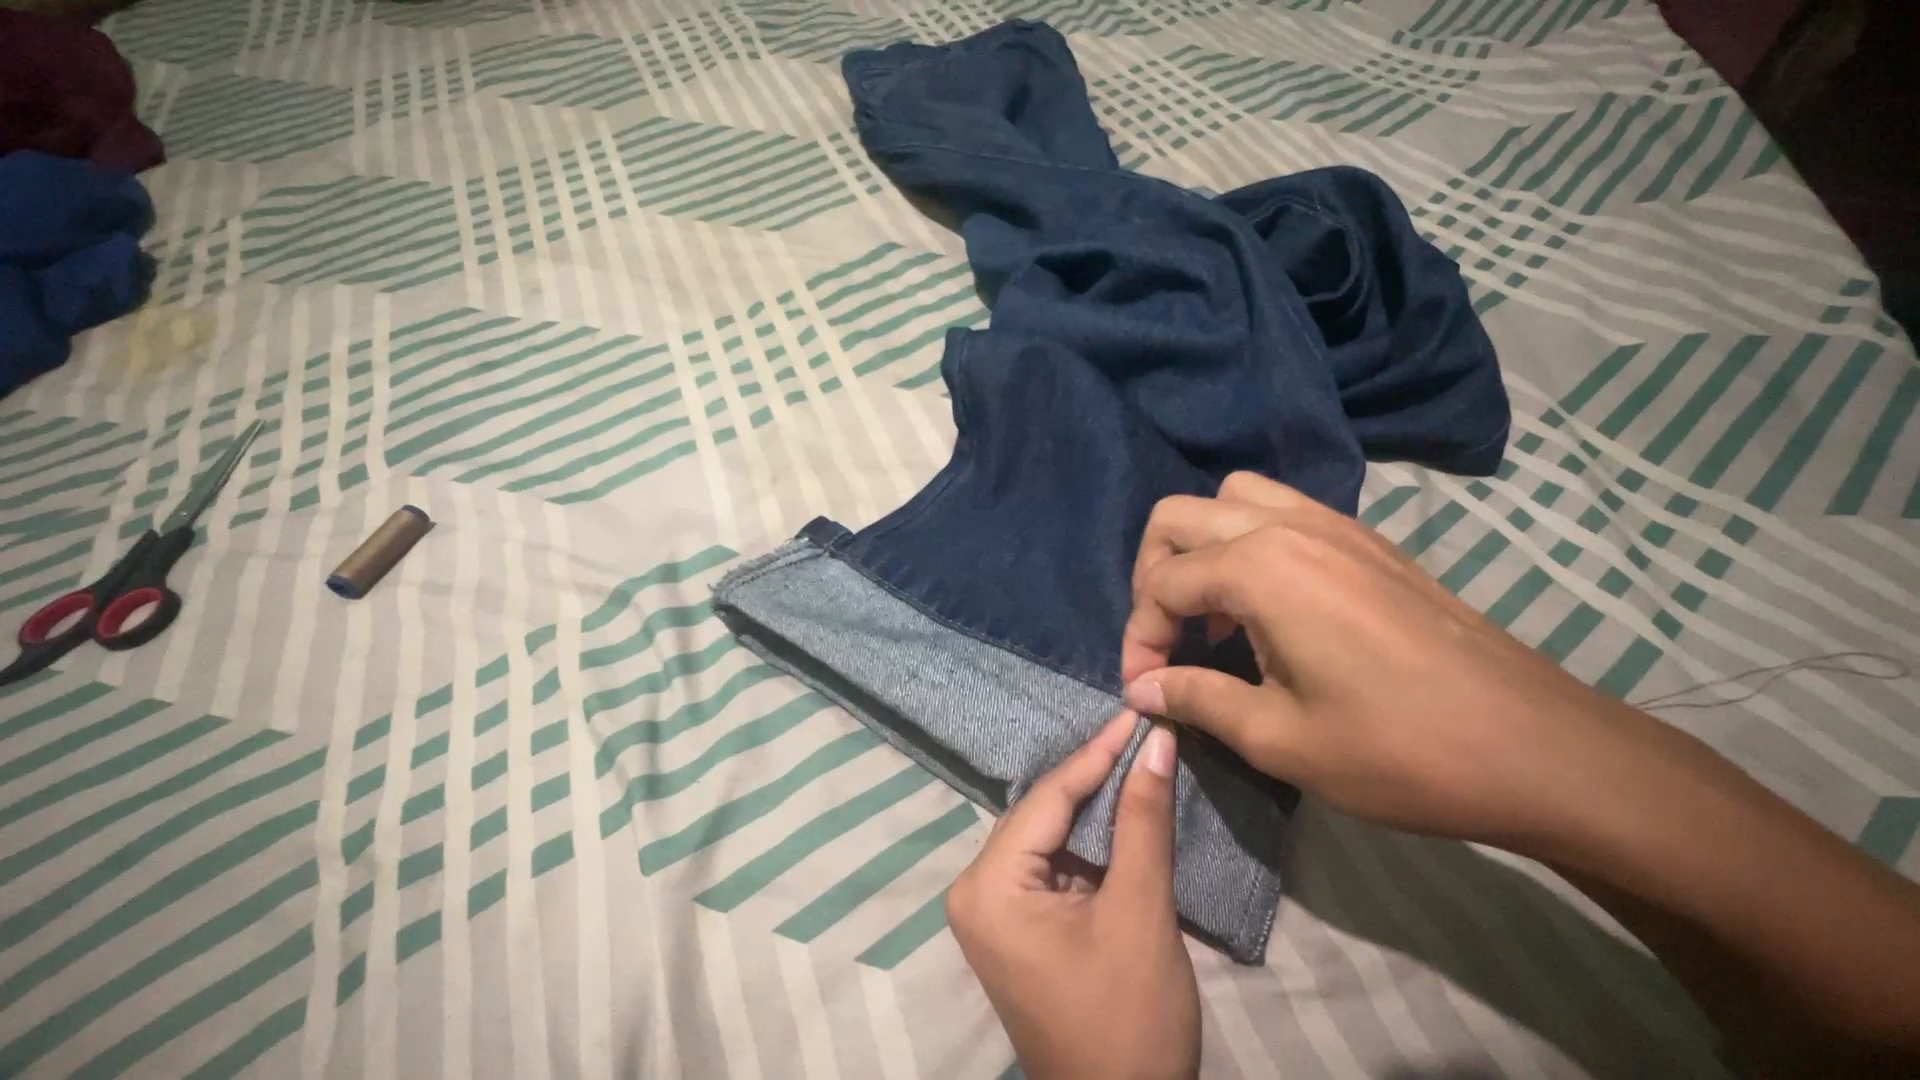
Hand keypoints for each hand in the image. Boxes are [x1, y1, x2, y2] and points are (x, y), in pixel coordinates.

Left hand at [947, 711, 1199, 1079]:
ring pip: (1049, 839)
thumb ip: (1142, 821)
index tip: (1136, 714)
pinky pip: (1051, 868)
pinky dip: (1089, 847)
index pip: (1047, 799)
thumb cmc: (1130, 1018)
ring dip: (1095, 810)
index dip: (1097, 754)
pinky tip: (1123, 817)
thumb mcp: (1140, 911)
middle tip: (1142, 737)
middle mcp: (976, 892)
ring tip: (1139, 763)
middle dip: (1095, 778)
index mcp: (989, 887)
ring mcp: (992, 914)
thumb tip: (1155, 743)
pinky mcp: (1015, 930)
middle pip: (1043, 815)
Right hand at [1118, 472, 1687, 856]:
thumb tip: (1140, 689)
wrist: (1535, 746)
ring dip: (1201, 549)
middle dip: (1153, 576)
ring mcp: (1334, 525)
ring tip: (1212, 618)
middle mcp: (1288, 526)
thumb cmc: (1397, 749)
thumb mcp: (1279, 738)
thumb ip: (1196, 699)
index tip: (1145, 690)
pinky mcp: (1367, 541)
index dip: (1139, 638)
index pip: (1161, 584)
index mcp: (1260, 568)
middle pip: (1180, 518)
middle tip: (1166, 642)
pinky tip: (1265, 609)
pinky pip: (1281, 512)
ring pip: (1232, 499)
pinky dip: (1248, 544)